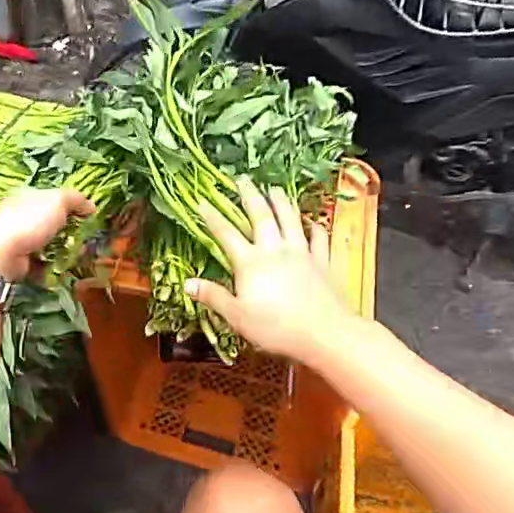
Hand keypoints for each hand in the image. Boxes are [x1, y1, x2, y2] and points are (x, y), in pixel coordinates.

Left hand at [0, 187, 96, 280]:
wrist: (2, 254)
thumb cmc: (30, 221)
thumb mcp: (58, 201)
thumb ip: (76, 199)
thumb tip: (91, 206)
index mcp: (27, 195)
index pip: (52, 197)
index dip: (71, 205)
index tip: (87, 216)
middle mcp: (20, 214)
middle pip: (51, 221)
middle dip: (69, 231)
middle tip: (83, 239)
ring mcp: (17, 238)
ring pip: (47, 243)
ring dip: (62, 250)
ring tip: (75, 256)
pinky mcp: (17, 259)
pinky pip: (40, 261)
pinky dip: (50, 265)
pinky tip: (59, 267)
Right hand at [186, 178, 355, 361]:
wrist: (325, 333)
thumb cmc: (277, 328)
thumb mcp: (237, 316)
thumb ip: (213, 296)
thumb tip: (187, 283)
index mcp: (250, 262)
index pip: (226, 234)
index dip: (212, 217)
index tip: (201, 201)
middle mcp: (275, 250)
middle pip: (260, 216)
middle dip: (249, 195)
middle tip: (242, 179)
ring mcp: (302, 253)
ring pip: (290, 219)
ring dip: (281, 202)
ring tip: (275, 188)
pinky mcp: (322, 263)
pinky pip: (319, 239)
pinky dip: (315, 228)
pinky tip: (314, 222)